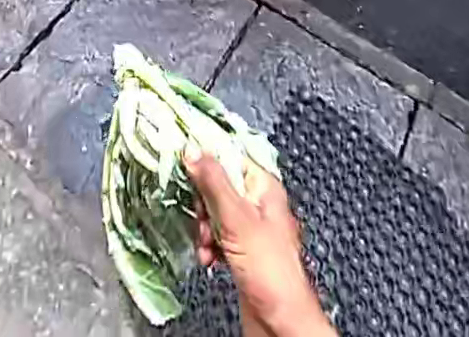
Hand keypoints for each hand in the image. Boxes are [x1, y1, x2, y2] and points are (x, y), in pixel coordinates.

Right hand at [185, 150, 333, 336]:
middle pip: (219, 186)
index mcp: (263, 186)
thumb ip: (214, 183)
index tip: (187, 167)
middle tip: (203, 221)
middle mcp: (258, 202)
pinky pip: (217, 236)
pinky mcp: (242, 250)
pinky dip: (209, 245)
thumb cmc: (269, 270)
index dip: (208, 163)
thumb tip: (193, 149)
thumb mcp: (237, 219)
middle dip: (204, 205)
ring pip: (215, 212)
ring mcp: (250, 227)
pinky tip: (208, 258)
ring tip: (206, 245)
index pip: (230, 157)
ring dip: (204, 228)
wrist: (281, 323)